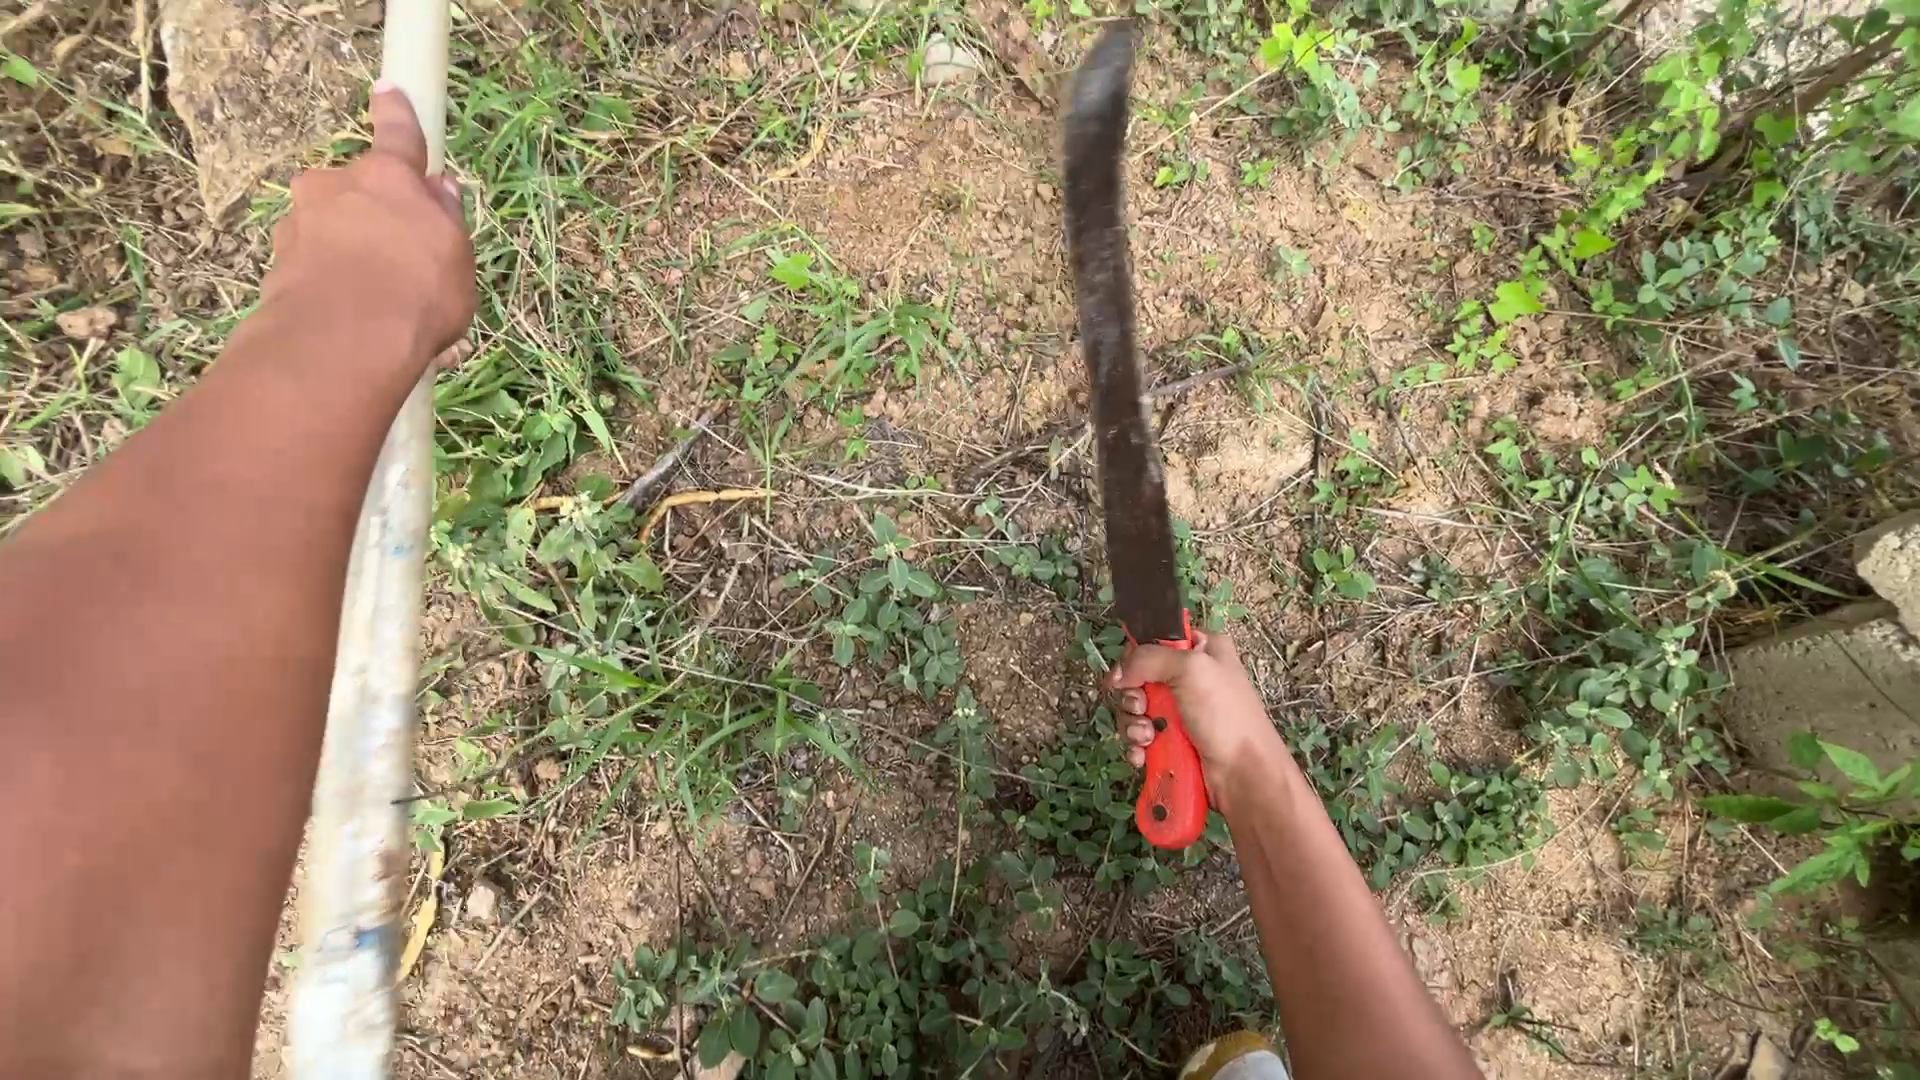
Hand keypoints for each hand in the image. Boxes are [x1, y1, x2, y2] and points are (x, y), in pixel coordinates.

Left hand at [261, 83, 476, 364]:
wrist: (344, 338)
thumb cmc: (418, 291)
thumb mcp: (457, 257)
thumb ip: (446, 219)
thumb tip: (440, 188)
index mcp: (387, 178)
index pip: (398, 136)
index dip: (398, 115)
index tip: (390, 91)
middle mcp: (335, 186)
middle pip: (364, 193)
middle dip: (385, 218)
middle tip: (415, 262)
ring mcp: (301, 221)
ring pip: (342, 231)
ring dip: (364, 256)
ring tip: (395, 305)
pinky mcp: (280, 259)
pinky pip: (322, 264)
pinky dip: (343, 283)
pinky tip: (366, 319)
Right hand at [1104, 631, 1288, 813]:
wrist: (1243, 774)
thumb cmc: (1224, 715)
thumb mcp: (1192, 669)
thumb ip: (1148, 659)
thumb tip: (1117, 677)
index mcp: (1203, 649)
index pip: (1155, 640)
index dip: (1136, 657)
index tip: (1128, 675)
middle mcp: (1190, 677)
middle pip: (1139, 676)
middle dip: (1133, 696)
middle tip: (1141, 708)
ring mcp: (1181, 710)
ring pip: (1136, 708)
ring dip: (1133, 724)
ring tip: (1147, 738)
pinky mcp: (1173, 739)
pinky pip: (1140, 735)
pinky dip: (1136, 745)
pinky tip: (1143, 754)